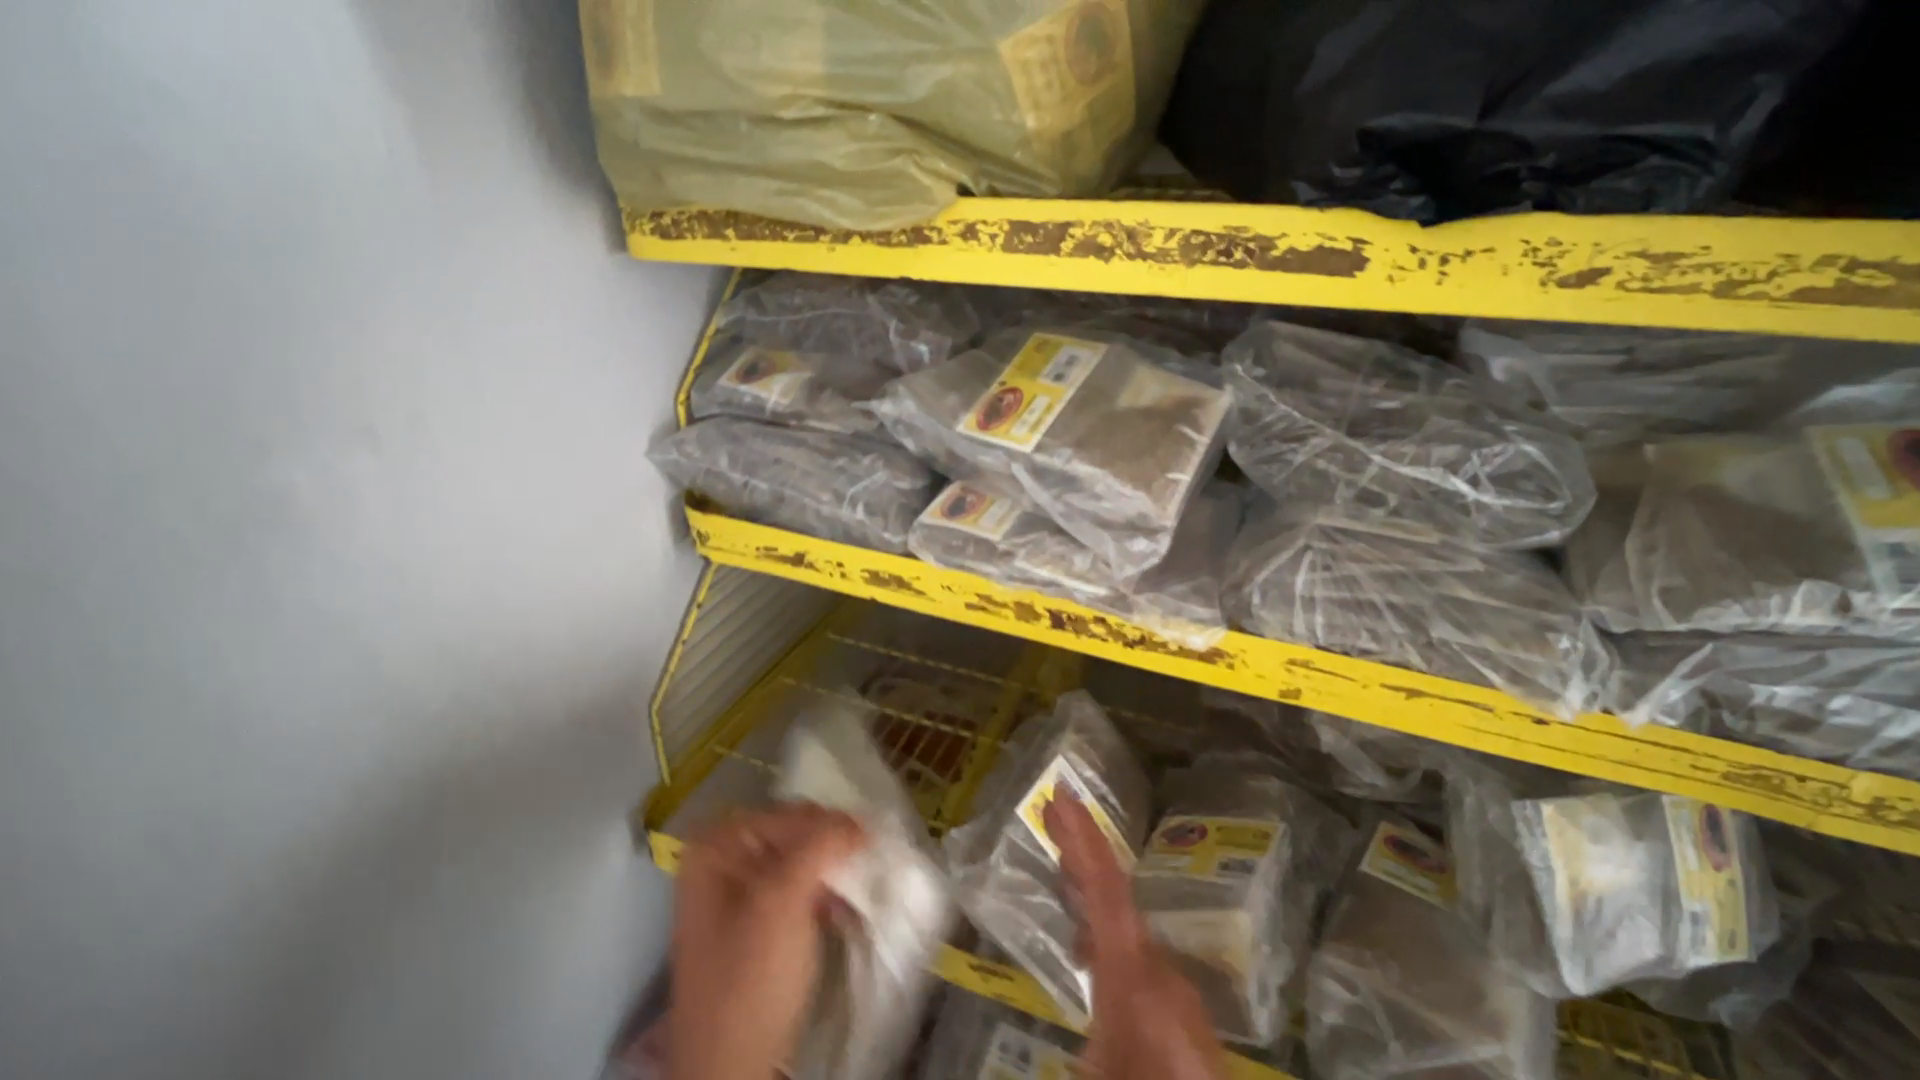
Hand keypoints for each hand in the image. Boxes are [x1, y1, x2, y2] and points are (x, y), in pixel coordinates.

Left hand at [670, 804, 865, 1079]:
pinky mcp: (756, 933)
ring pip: (797, 866)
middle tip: (874, 856)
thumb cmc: (750, 976)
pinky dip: (825, 899)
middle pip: (790, 836)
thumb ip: (819, 846)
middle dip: (832, 846)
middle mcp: (721, 865)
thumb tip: (858, 819)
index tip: (872, 837)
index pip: (785, 814)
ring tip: (867, 882)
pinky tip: (849, 910)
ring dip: (833, 873)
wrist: (729, 1066)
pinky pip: (797, 897)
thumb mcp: (781, 902)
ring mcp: (736, 900)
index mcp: (715, 848)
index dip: (828, 822)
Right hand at [1045, 797, 1227, 1079]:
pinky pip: (1135, 956)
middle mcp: (1159, 969)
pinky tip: (1085, 943)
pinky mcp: (1178, 1009)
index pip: (1107, 891)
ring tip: (1060, 866)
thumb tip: (1043, 992)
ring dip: (1091, 894)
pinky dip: (1104, 933)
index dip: (1084, 840)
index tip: (1063, 797)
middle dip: (1082, 853)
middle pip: (1117, 897)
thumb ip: (1068, 1033)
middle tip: (1053, 814)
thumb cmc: (1148, 1079)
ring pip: (1126, 928)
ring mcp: (1174, 987)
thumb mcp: (1096, 1069)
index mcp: (1135, 974)